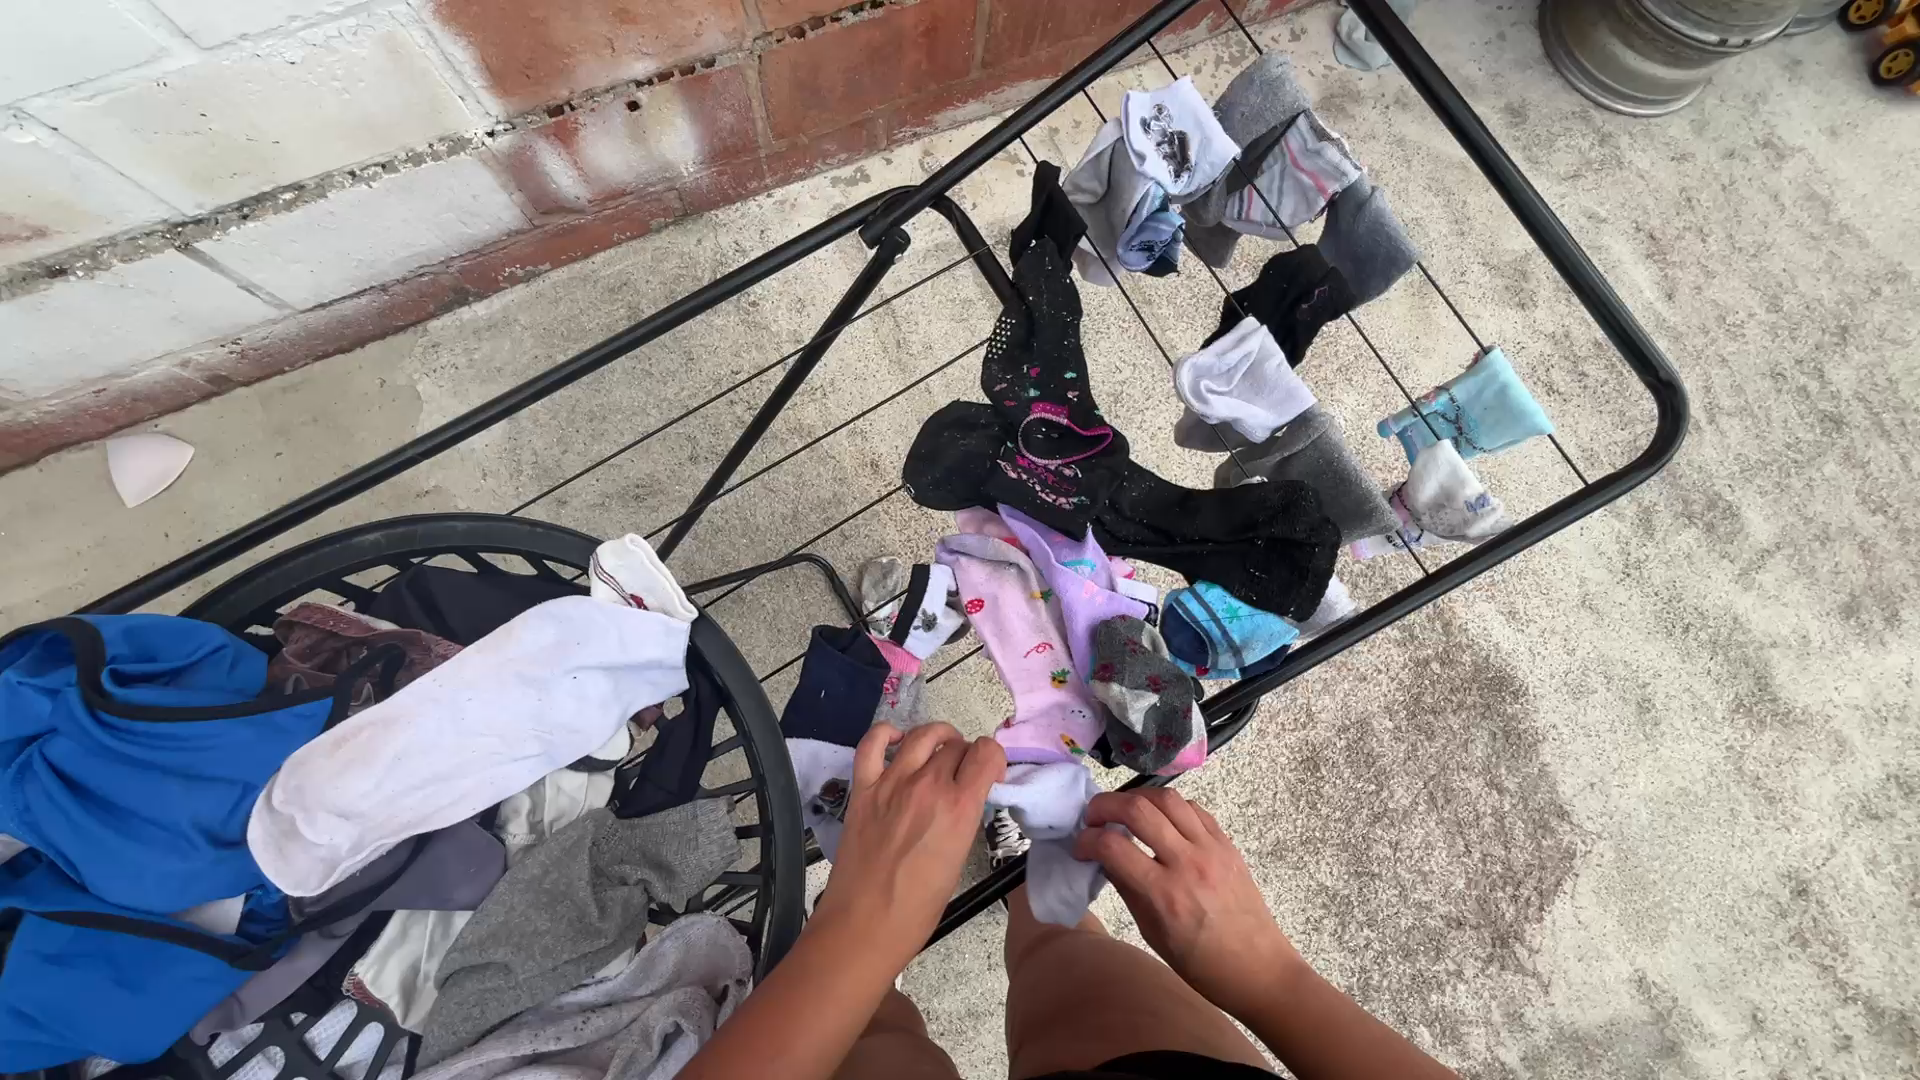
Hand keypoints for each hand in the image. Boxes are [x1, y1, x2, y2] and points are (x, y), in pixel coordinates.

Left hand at [813, 723, 1005, 969]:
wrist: (863, 926)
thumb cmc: (917, 908)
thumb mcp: (958, 859)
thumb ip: (963, 818)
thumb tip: (963, 798)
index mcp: (958, 807)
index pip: (987, 753)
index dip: (993, 758)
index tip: (989, 774)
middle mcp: (928, 785)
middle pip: (956, 744)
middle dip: (966, 754)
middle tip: (961, 774)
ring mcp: (891, 782)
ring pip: (922, 735)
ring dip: (937, 737)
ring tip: (939, 749)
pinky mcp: (863, 788)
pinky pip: (872, 743)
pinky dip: (886, 733)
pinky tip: (896, 741)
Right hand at [1074, 788, 1303, 1018]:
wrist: (1260, 970)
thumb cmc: (1201, 964)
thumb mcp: (1152, 934)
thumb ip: (1127, 888)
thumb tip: (1104, 856)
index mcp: (1165, 895)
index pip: (1113, 847)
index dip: (1086, 840)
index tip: (1080, 846)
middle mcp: (1187, 863)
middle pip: (1137, 809)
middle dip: (1104, 805)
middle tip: (1093, 817)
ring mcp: (1211, 849)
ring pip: (1166, 798)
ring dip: (1136, 797)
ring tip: (1124, 810)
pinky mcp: (1226, 843)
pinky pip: (1192, 808)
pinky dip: (1168, 806)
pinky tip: (1159, 818)